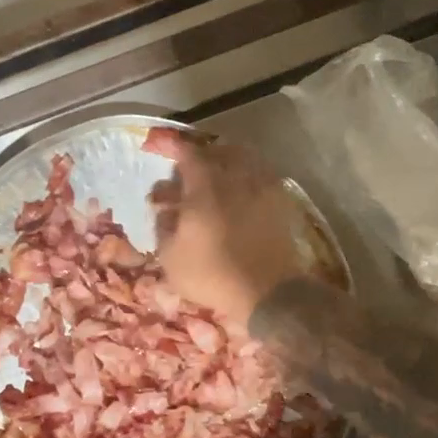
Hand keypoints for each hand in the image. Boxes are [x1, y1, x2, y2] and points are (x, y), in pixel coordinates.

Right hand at [149, 140, 310, 327]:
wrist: (268, 292)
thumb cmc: (212, 274)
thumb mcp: (170, 257)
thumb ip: (162, 227)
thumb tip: (164, 210)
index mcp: (204, 185)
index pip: (186, 152)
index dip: (170, 145)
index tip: (158, 145)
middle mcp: (234, 177)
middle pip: (215, 151)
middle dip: (198, 155)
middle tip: (186, 169)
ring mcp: (261, 187)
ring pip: (242, 159)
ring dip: (224, 161)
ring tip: (214, 177)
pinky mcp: (279, 202)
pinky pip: (260, 175)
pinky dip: (246, 176)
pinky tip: (239, 192)